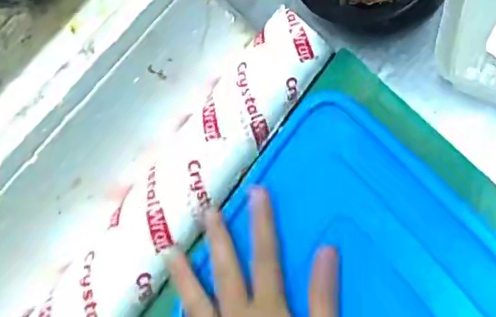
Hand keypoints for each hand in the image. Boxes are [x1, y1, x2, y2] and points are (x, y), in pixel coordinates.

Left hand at [165, 186, 338, 316]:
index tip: (256, 190)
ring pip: (196, 305)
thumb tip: (328, 247)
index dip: (262, 223)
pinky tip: (170, 312)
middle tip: (205, 208)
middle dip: (218, 240)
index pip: (266, 258)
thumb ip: (323, 299)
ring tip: (168, 250)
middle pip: (226, 273)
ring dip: (184, 276)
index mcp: (269, 312)